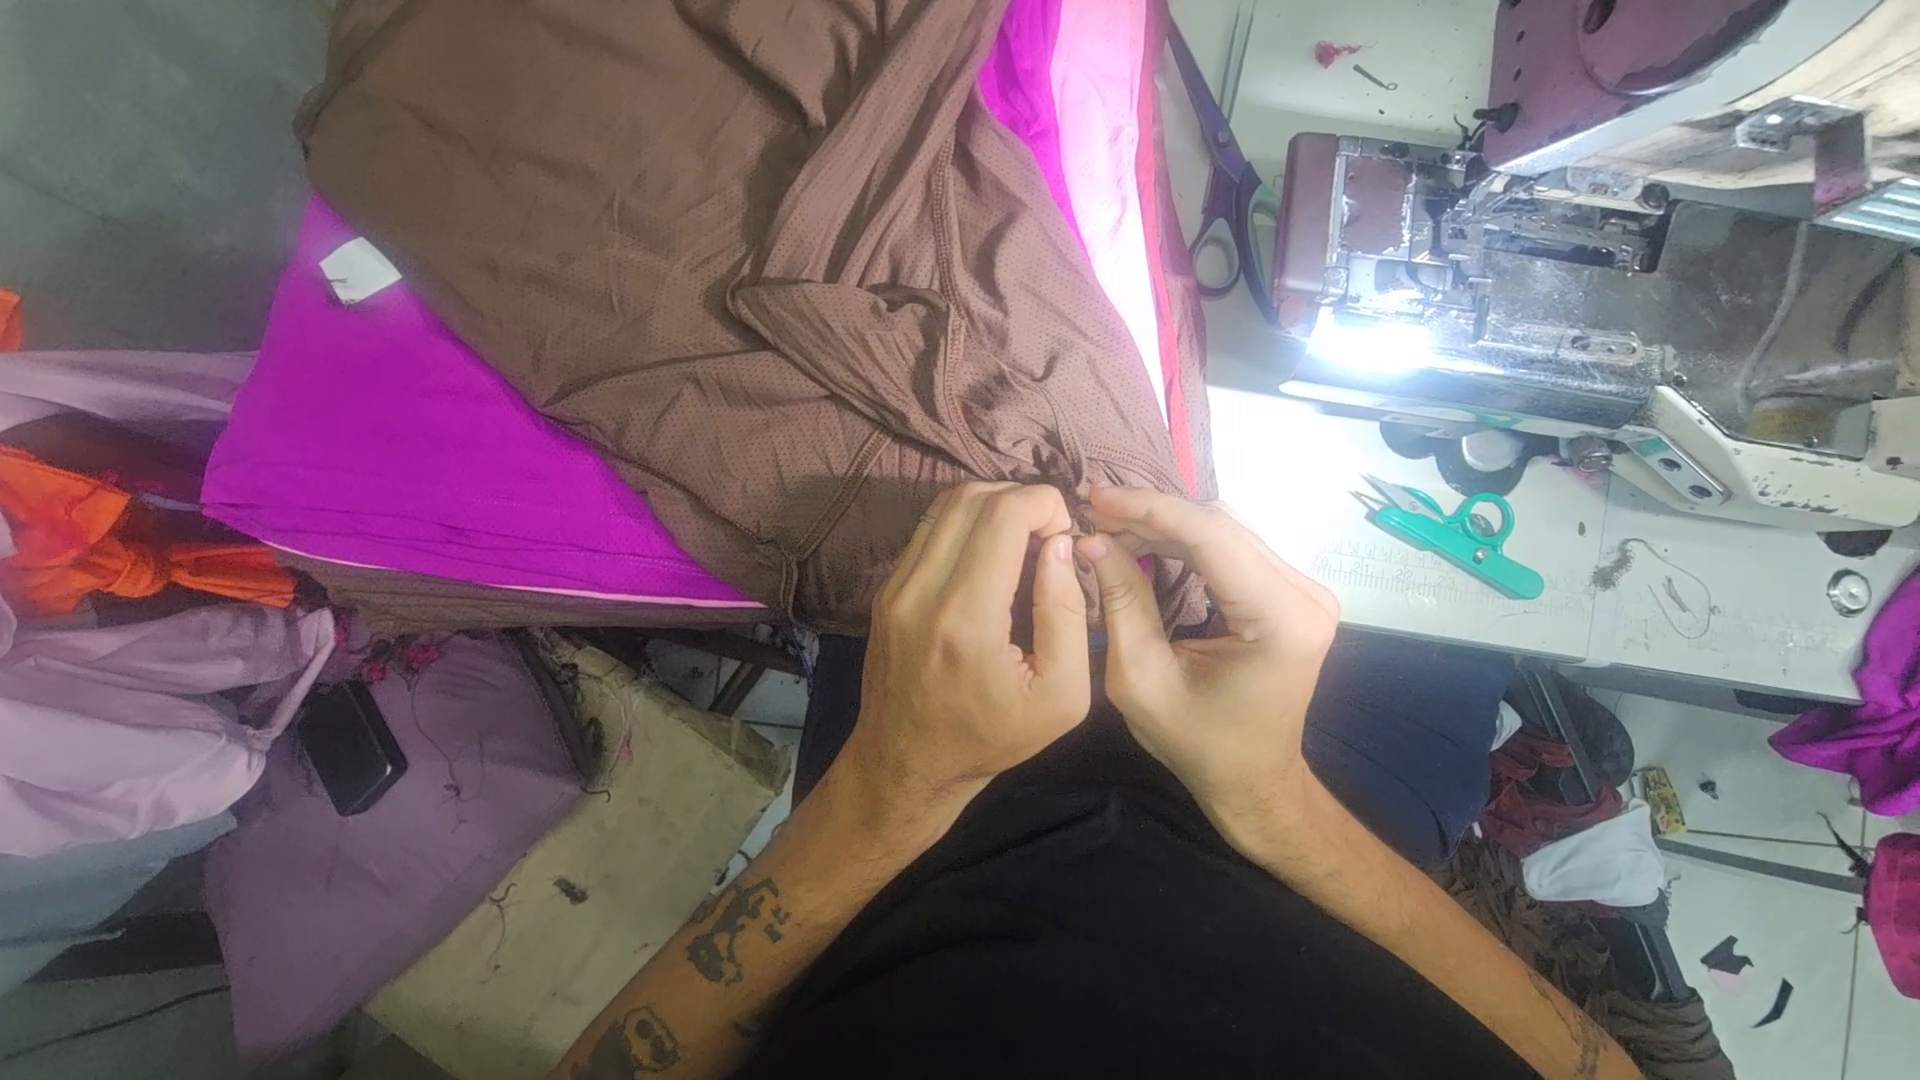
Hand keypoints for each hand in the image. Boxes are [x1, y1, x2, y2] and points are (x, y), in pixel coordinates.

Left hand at [827, 482, 1091, 834]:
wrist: (905, 763)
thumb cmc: (989, 738)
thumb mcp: (1061, 697)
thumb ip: (1068, 614)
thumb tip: (1061, 545)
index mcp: (967, 618)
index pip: (1004, 514)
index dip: (1045, 504)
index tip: (1065, 534)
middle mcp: (922, 590)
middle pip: (973, 497)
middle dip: (1022, 500)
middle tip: (1047, 535)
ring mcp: (895, 586)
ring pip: (946, 505)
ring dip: (992, 506)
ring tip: (1021, 541)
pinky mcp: (886, 589)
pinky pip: (929, 529)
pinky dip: (965, 524)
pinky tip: (988, 556)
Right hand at [1075, 486, 1339, 845]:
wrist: (1252, 781)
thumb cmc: (1197, 745)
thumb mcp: (1140, 679)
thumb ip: (1120, 601)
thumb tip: (1091, 538)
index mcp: (1279, 619)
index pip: (1211, 536)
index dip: (1148, 509)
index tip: (1093, 496)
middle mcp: (1304, 595)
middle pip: (1220, 526)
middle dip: (1151, 514)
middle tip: (1092, 512)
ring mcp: (1303, 592)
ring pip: (1224, 530)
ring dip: (1164, 524)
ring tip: (1109, 526)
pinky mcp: (1290, 594)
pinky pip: (1231, 549)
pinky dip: (1183, 541)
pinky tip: (1143, 542)